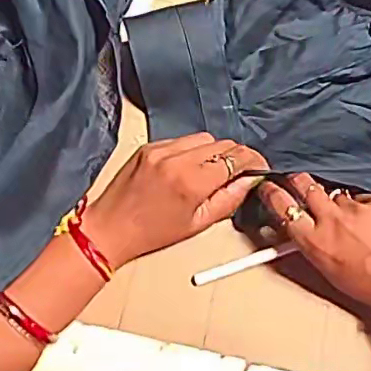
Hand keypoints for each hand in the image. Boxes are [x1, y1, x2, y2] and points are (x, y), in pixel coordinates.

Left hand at [85, 133, 267, 266]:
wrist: (110, 228)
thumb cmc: (150, 232)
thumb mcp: (198, 224)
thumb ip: (229, 199)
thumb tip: (250, 181)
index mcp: (192, 182)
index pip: (237, 158)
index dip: (254, 161)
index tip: (259, 167)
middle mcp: (176, 159)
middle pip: (223, 144)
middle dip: (235, 157)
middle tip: (238, 173)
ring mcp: (160, 149)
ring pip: (204, 138)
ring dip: (214, 152)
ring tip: (209, 173)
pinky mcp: (149, 146)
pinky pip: (181, 140)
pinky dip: (191, 151)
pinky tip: (187, 169)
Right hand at [256, 175, 370, 322]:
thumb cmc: (370, 287)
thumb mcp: (327, 271)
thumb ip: (311, 245)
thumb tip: (301, 232)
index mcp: (313, 242)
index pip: (281, 206)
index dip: (272, 192)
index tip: (270, 187)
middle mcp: (330, 220)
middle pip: (304, 183)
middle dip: (300, 182)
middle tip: (302, 186)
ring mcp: (354, 208)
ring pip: (335, 193)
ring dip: (336, 202)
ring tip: (349, 220)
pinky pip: (362, 199)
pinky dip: (363, 209)